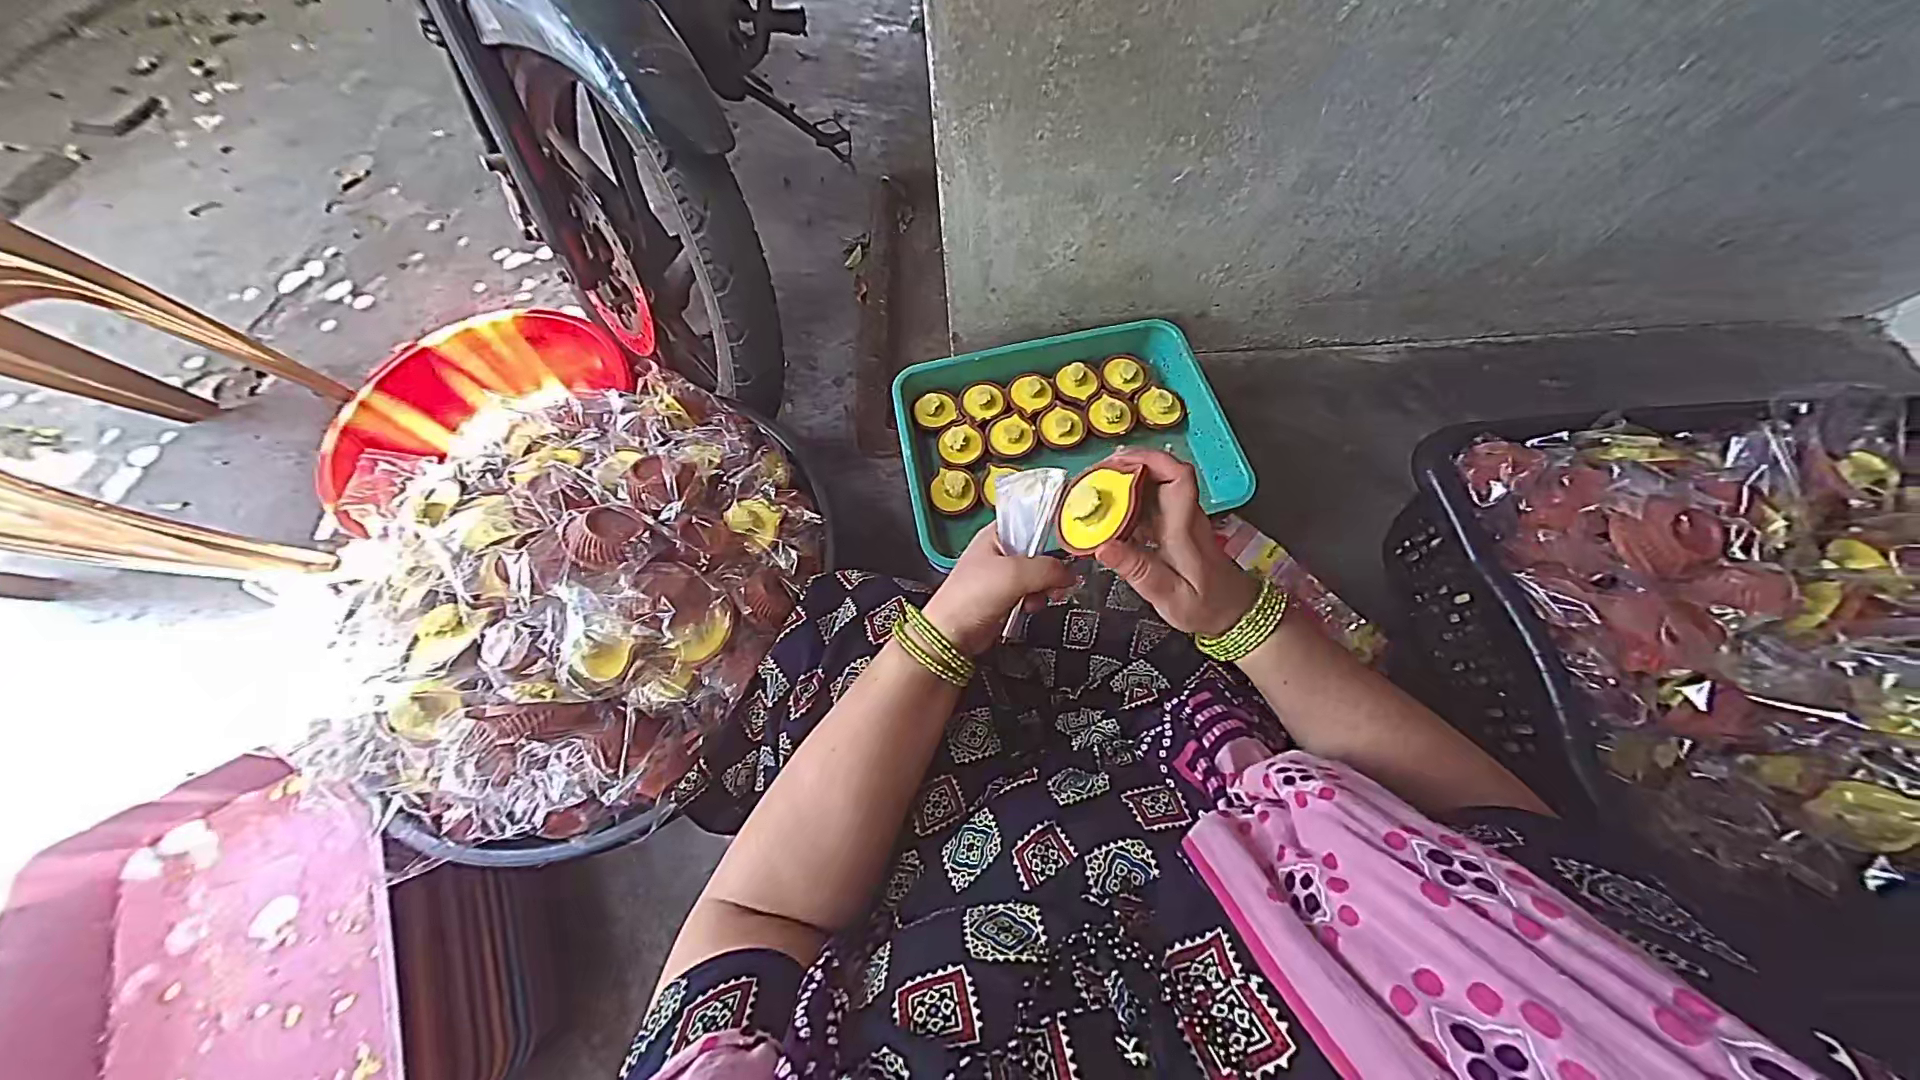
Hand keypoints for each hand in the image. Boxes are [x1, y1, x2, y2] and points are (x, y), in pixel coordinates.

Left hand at [922, 524, 1075, 654]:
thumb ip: (1048, 568)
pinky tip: (1029, 606)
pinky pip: (1032, 591)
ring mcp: (1003, 574)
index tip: (1072, 544)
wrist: (952, 634)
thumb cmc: (973, 596)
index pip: (1034, 521)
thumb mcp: (1014, 573)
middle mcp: (1001, 550)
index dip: (1055, 531)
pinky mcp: (1006, 595)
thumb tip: (1070, 573)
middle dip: (1052, 567)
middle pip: (1041, 550)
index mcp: (997, 533)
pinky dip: (1036, 599)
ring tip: (1039, 596)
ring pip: (1039, 574)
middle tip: (1057, 580)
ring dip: (1045, 587)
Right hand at [1090, 447, 1258, 635]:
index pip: (1177, 477)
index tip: (1114, 463)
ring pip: (1152, 487)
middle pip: (1160, 473)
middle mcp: (1182, 516)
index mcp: (1183, 528)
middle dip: (1125, 467)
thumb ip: (1137, 570)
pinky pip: (1147, 504)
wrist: (1234, 614)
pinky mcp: (1172, 527)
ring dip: (1122, 482)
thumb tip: (1103, 546)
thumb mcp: (1168, 596)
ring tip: (1091, 491)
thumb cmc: (1206, 606)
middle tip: (1091, 478)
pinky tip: (1105, 514)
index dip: (1148, 459)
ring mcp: (1178, 520)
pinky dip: (1125, 502)